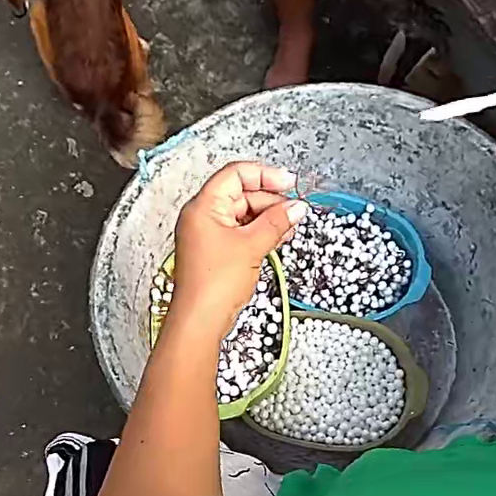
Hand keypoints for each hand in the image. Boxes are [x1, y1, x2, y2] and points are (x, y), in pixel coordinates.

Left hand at [167, 162, 307, 339]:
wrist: (200, 320)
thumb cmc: (213, 286)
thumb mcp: (252, 246)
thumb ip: (276, 222)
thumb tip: (295, 207)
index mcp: (203, 207)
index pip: (235, 174)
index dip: (264, 175)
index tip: (288, 183)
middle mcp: (202, 218)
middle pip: (240, 194)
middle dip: (269, 200)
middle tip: (293, 210)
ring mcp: (207, 236)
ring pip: (242, 215)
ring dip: (267, 218)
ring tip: (289, 226)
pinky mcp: (215, 254)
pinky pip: (240, 234)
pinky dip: (258, 234)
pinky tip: (276, 238)